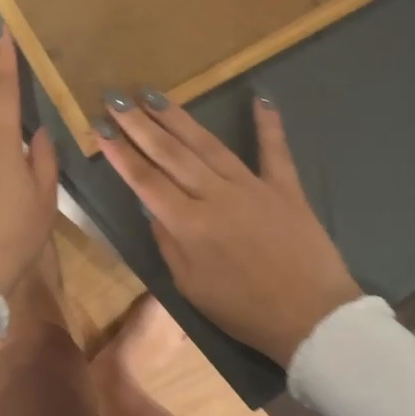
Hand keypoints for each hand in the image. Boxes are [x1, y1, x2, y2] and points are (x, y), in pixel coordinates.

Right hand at [98, 94, 361, 367]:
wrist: (314, 320)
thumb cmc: (244, 311)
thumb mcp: (190, 286)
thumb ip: (168, 242)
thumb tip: (151, 206)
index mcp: (188, 224)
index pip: (145, 179)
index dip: (120, 151)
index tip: (100, 126)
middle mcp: (216, 196)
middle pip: (170, 153)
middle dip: (139, 123)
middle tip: (115, 98)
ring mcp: (252, 188)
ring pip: (208, 145)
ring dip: (178, 118)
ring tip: (153, 95)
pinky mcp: (286, 189)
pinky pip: (275, 151)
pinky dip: (268, 124)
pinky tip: (259, 97)